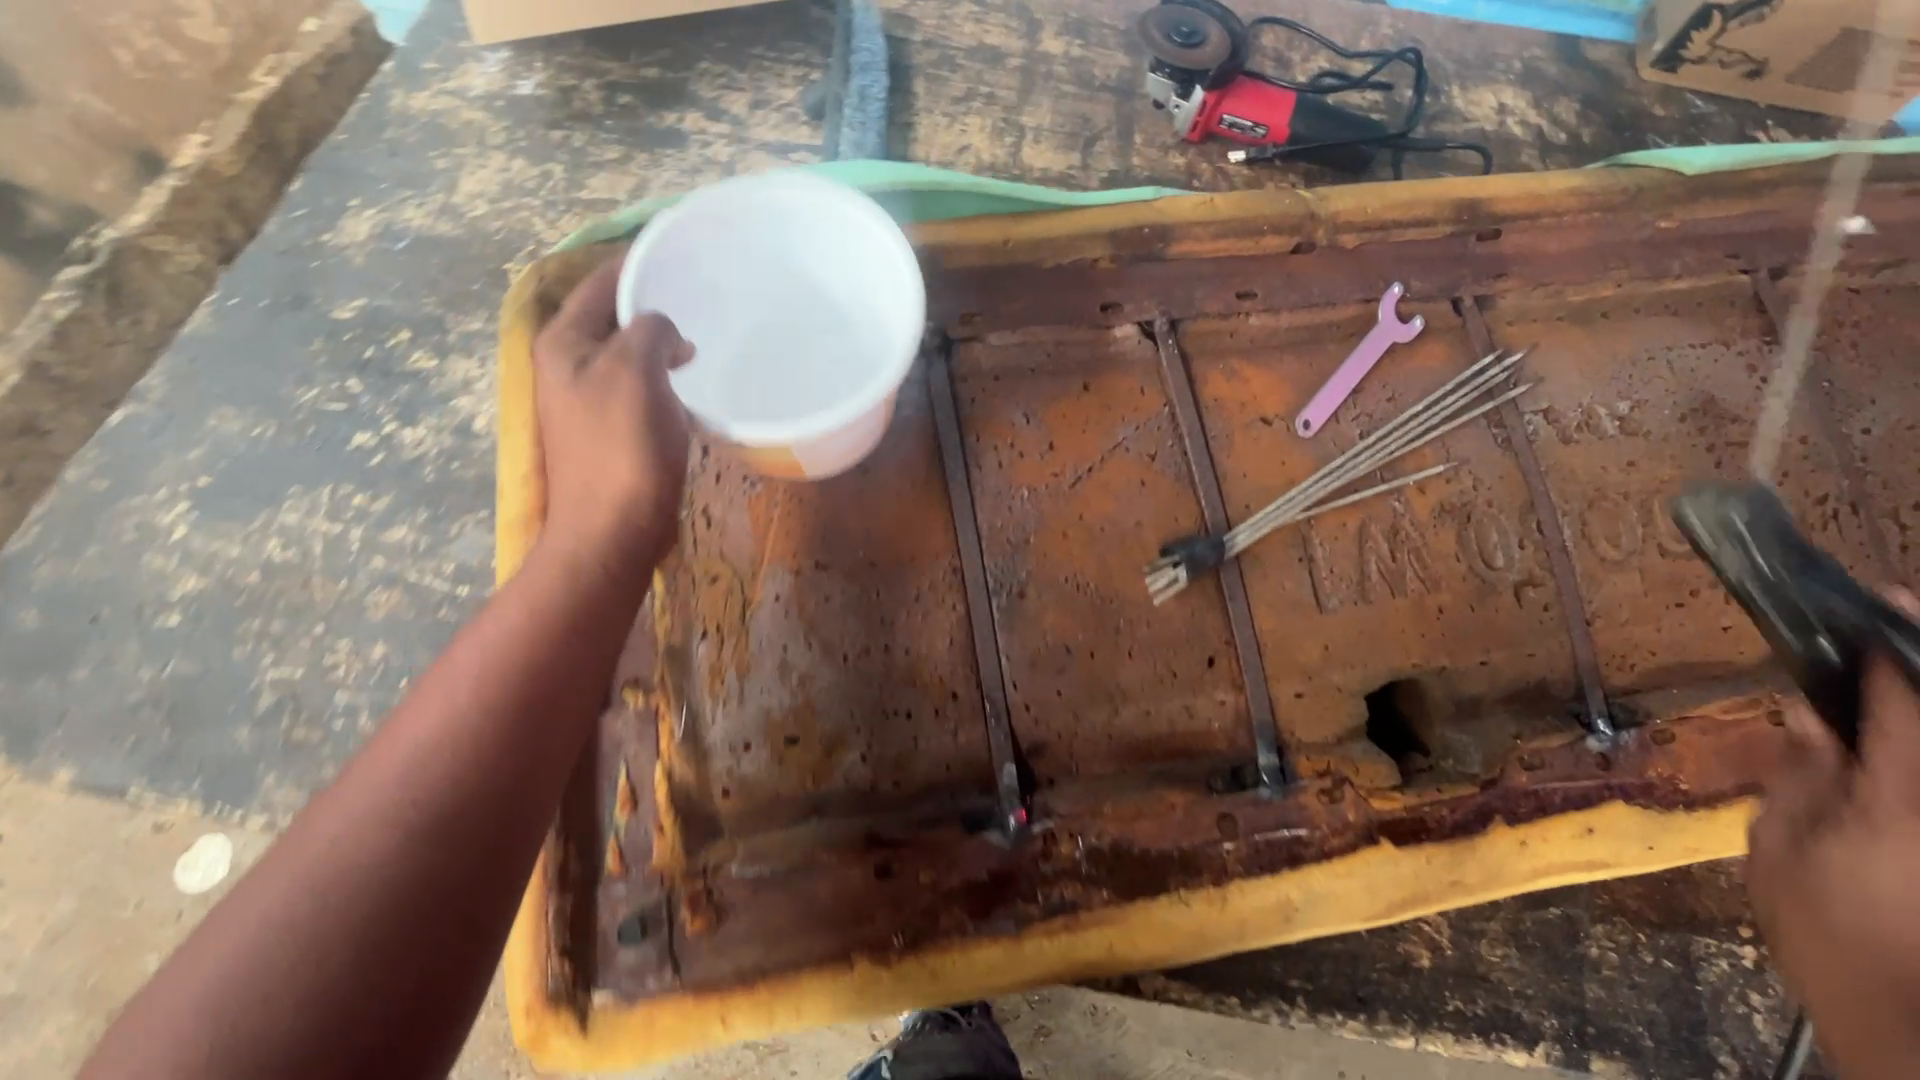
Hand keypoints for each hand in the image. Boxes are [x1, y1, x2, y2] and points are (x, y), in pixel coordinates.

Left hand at [532, 253, 693, 562]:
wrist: (613, 531)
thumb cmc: (622, 448)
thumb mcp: (635, 371)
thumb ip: (649, 330)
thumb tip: (668, 334)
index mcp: (562, 342)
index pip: (601, 281)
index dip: (639, 263)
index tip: (684, 253)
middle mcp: (566, 364)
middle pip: (612, 316)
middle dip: (654, 303)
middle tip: (704, 295)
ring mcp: (587, 399)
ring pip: (629, 353)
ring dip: (662, 342)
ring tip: (707, 334)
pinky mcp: (611, 430)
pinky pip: (640, 386)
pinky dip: (665, 376)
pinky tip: (694, 382)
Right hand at [1748, 590, 1919, 1079]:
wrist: (1911, 1027)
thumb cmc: (1827, 939)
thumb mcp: (1778, 856)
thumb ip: (1797, 779)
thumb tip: (1805, 712)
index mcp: (1897, 804)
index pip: (1905, 705)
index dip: (1888, 647)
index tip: (1867, 604)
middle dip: (1918, 659)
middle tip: (1894, 616)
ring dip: (1915, 704)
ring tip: (1892, 669)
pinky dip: (1910, 736)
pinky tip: (1893, 726)